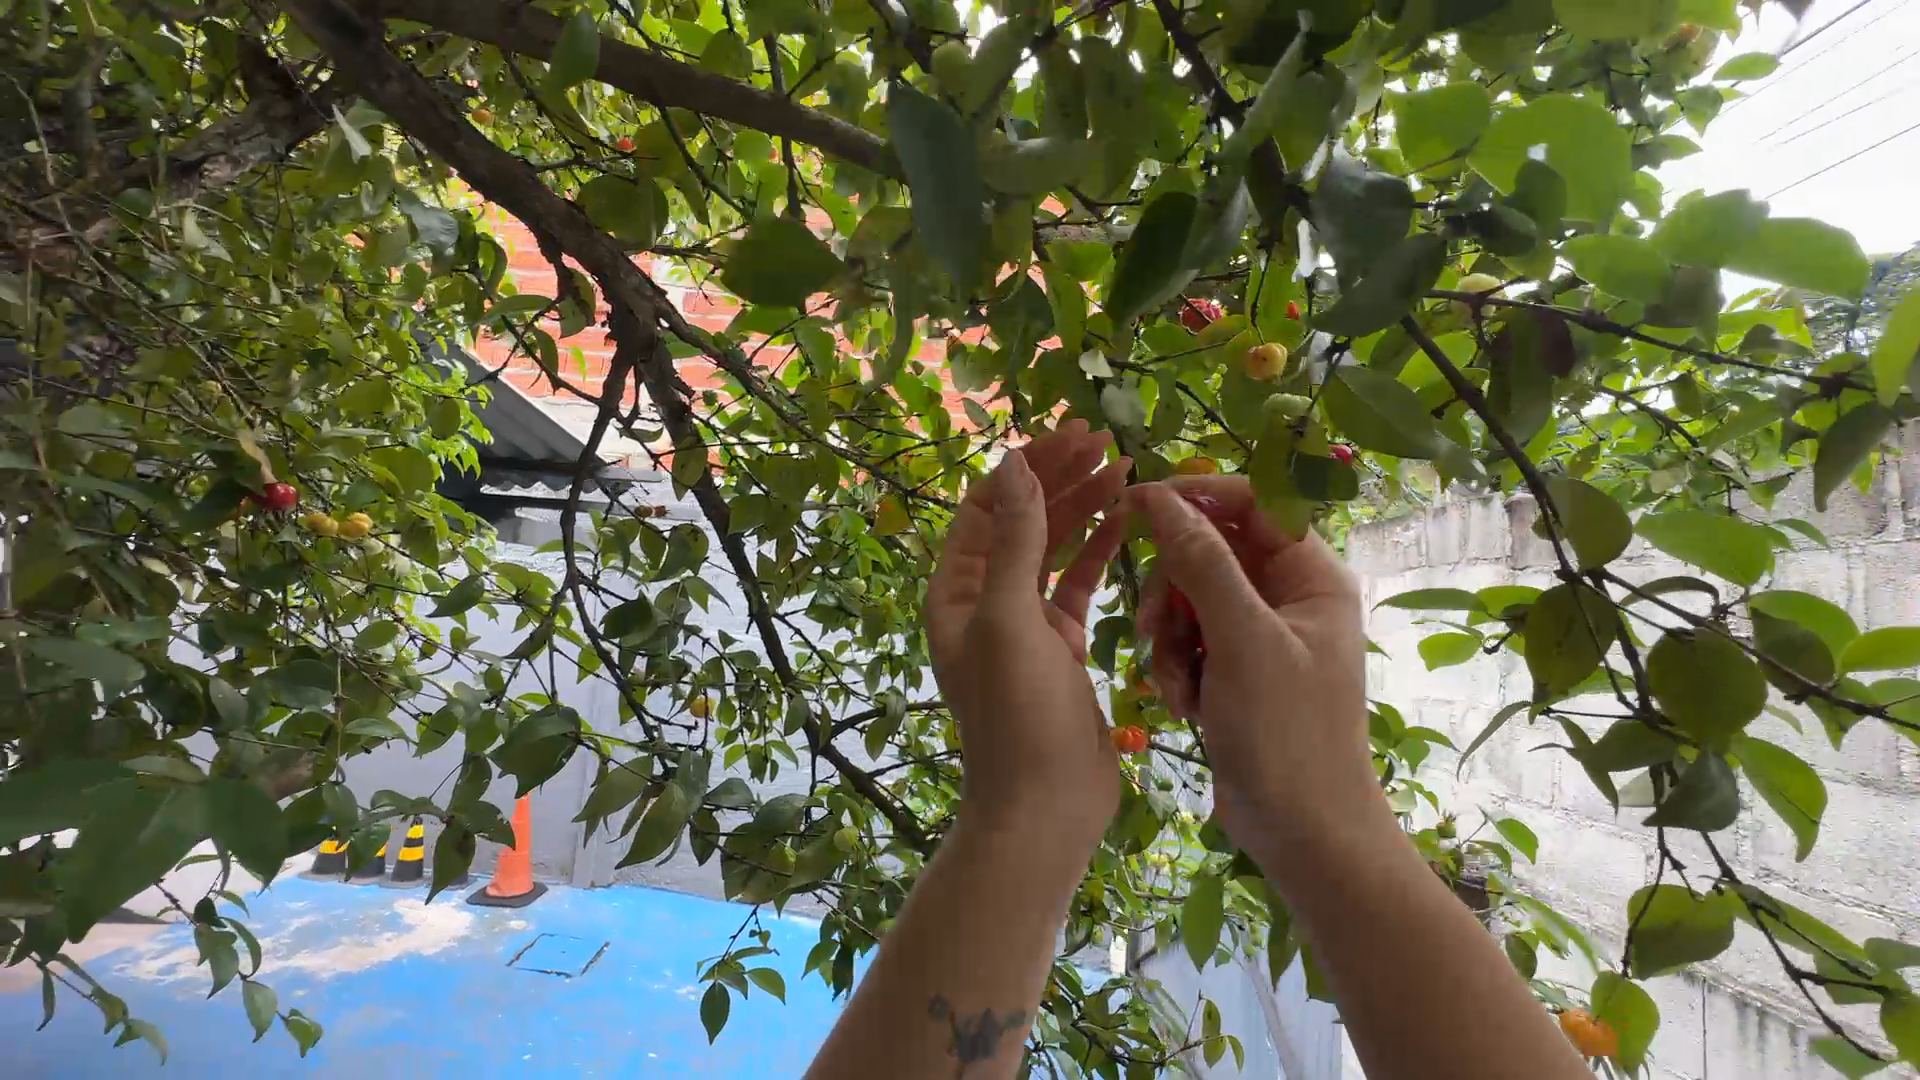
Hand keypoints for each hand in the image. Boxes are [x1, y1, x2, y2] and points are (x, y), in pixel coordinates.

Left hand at [926, 421, 1130, 854]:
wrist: (1046, 804)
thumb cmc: (1019, 714)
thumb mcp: (1010, 619)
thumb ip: (1015, 540)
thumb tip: (1012, 462)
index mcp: (957, 590)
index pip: (989, 507)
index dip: (1027, 467)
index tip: (1073, 435)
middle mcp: (986, 598)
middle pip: (1023, 520)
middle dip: (1061, 478)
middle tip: (1107, 441)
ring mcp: (1024, 619)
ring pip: (1053, 547)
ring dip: (1083, 507)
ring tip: (1125, 469)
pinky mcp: (1061, 641)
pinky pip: (1078, 582)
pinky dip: (1099, 550)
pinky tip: (1125, 521)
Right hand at [1131, 477, 1386, 882]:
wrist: (1301, 832)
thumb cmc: (1285, 731)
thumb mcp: (1240, 639)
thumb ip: (1201, 561)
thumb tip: (1159, 495)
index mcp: (1310, 575)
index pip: (1251, 502)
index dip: (1196, 498)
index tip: (1140, 503)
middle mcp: (1286, 596)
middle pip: (1208, 553)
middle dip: (1174, 592)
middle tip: (1158, 629)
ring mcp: (1257, 633)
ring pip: (1187, 598)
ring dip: (1169, 638)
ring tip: (1179, 683)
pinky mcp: (1233, 667)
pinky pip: (1186, 638)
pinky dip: (1176, 666)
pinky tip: (1186, 703)